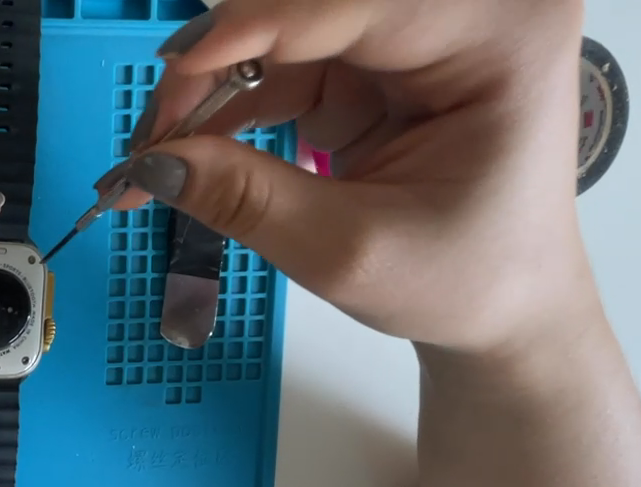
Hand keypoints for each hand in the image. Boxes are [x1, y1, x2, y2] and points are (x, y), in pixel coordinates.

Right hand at [111, 0, 594, 355]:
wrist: (494, 303)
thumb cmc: (450, 279)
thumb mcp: (341, 251)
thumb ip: (246, 200)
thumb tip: (149, 166)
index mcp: (495, 34)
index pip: (355, 5)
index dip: (253, 27)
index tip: (169, 70)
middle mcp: (457, 12)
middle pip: (309, 11)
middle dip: (214, 68)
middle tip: (145, 145)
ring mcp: (408, 39)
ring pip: (278, 40)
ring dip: (204, 97)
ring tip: (148, 164)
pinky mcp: (369, 70)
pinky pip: (275, 75)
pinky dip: (220, 116)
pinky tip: (181, 156)